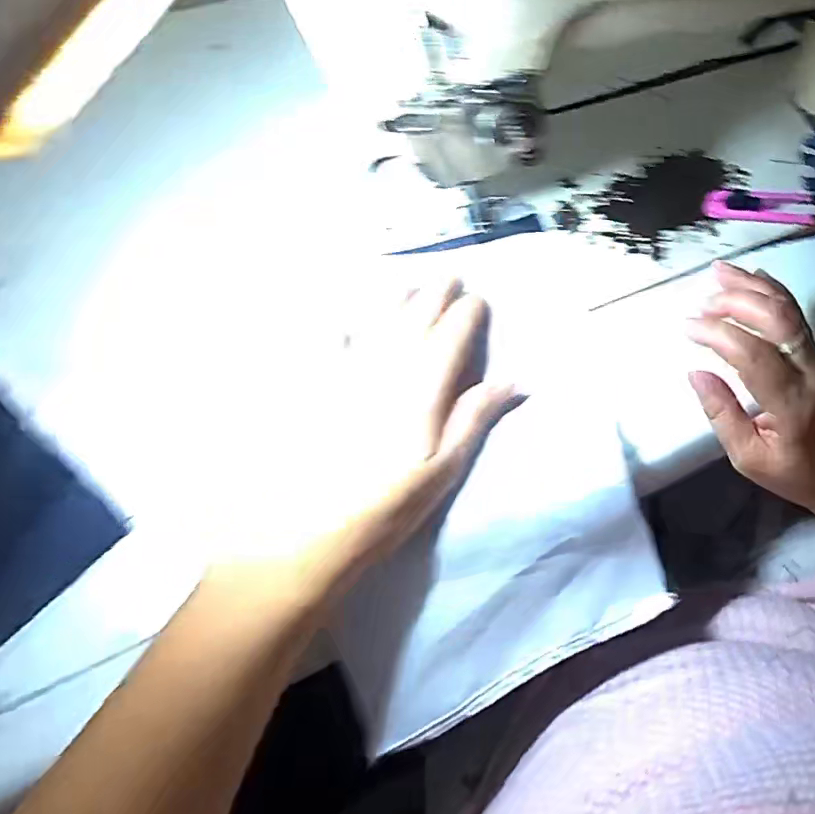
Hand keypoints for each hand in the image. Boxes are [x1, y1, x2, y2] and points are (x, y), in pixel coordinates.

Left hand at [215, 279, 518, 609]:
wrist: (301, 535)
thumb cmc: (386, 505)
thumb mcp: (444, 469)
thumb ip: (475, 417)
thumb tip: (513, 380)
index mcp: (422, 387)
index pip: (451, 336)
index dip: (467, 314)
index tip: (479, 300)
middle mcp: (384, 369)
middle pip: (415, 320)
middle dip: (435, 295)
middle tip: (451, 278)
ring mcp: (344, 375)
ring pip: (376, 324)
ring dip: (397, 301)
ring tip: (411, 286)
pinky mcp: (312, 389)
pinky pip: (327, 345)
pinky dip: (340, 328)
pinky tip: (342, 321)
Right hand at [684, 262, 814, 515]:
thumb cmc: (796, 473)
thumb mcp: (749, 459)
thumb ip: (722, 415)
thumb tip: (695, 373)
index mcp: (792, 405)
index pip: (754, 355)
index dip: (719, 334)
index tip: (689, 327)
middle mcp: (810, 373)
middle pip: (778, 320)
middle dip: (737, 301)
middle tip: (703, 302)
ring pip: (788, 309)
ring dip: (753, 286)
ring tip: (719, 272)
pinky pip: (795, 313)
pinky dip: (771, 290)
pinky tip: (751, 277)